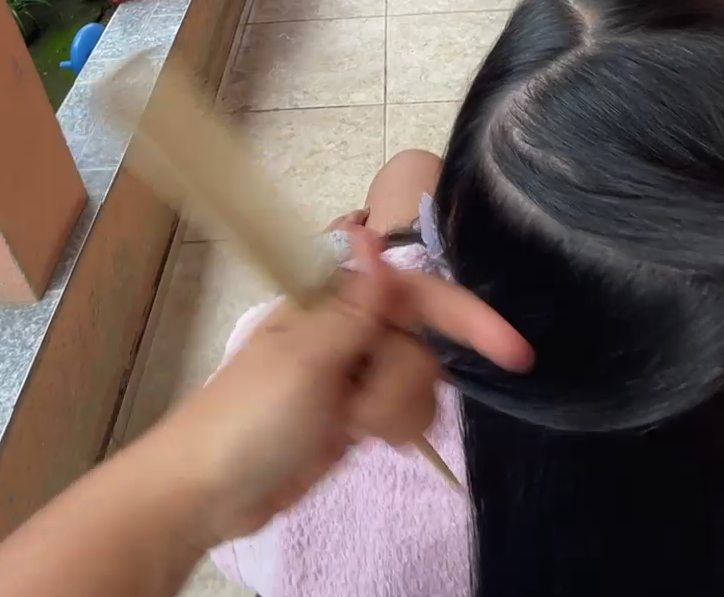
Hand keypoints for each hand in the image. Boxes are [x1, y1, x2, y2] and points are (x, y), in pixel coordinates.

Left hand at [146, 232, 531, 546]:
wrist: (208, 491)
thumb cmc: (249, 416)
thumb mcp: (304, 361)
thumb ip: (353, 305)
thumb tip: (369, 232)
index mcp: (335, 299)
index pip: (417, 292)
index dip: (467, 316)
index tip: (514, 351)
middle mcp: (352, 325)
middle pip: (424, 344)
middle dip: (401, 383)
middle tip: (356, 409)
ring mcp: (356, 369)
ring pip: (420, 380)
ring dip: (394, 410)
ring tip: (348, 426)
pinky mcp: (358, 409)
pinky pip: (405, 408)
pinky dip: (394, 425)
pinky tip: (359, 436)